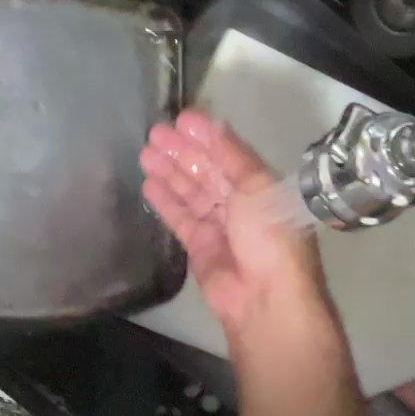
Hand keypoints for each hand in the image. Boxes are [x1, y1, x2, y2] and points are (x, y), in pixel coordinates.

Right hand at [139, 111, 333, 341]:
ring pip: (190, 192)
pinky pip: (180, 218)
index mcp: (260, 185)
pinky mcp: (199, 247)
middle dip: (182, 152)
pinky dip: (165, 201)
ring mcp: (218, 225)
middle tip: (155, 133)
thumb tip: (215, 125)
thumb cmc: (269, 235)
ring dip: (169, 172)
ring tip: (146, 153)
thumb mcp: (257, 187)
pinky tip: (148, 184)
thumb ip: (233, 156)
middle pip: (206, 171)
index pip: (228, 154)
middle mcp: (240, 202)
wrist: (264, 295)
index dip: (204, 136)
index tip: (180, 120)